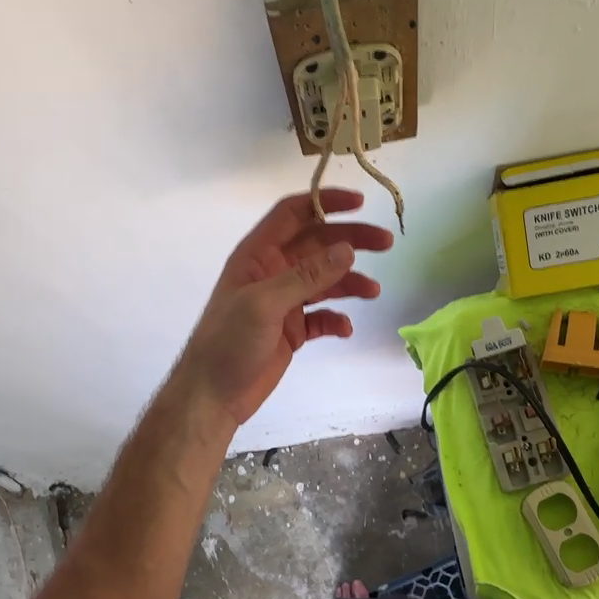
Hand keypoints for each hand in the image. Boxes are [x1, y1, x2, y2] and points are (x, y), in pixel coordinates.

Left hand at [169, 189, 393, 426]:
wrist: (213, 395)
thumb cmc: (228, 343)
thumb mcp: (265, 304)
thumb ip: (306, 276)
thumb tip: (348, 250)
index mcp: (258, 255)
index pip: (294, 214)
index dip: (326, 203)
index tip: (360, 203)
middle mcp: (272, 272)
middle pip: (318, 245)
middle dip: (351, 241)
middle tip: (385, 243)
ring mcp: (283, 302)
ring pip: (324, 281)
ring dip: (350, 282)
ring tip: (373, 291)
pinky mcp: (292, 330)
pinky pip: (322, 316)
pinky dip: (337, 319)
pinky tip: (345, 328)